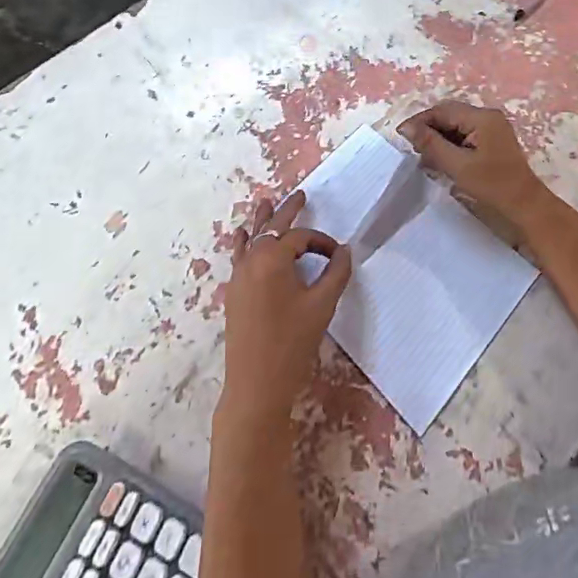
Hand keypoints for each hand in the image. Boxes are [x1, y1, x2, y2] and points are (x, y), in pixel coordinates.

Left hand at [220, 190, 352, 427]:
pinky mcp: (233, 291)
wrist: (256, 382)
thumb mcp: (321, 307)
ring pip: (251, 238)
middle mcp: (251, 260)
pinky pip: (239, 256)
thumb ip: (335, 274)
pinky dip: (245, 242)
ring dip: (262, 221)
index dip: (321, 242)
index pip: (300, 239)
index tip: (338, 256)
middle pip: (271, 228)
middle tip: (300, 194)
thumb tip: (344, 250)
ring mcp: (238, 275)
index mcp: (272, 259)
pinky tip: (243, 236)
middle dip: (287, 211)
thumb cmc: (292, 343)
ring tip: (266, 202)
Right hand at [398, 100, 542, 212]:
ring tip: (422, 155)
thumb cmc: (492, 185)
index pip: (442, 111)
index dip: (419, 121)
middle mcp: (487, 117)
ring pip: (454, 126)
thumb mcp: (457, 165)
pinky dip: (449, 144)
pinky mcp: (491, 141)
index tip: (400, 136)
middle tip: (410, 147)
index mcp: (482, 118)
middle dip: (427, 129)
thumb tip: (405, 128)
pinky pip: (463, 135)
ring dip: (437, 137)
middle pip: (448, 115)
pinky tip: (439, 158)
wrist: (526, 207)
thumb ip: (430, 143)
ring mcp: (491, 128)